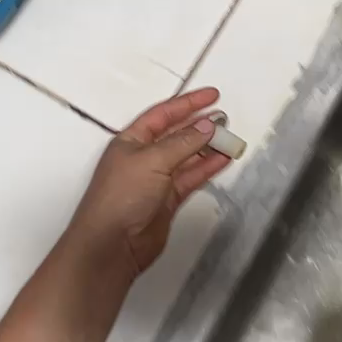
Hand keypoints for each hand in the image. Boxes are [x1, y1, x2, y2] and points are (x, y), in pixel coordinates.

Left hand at [64, 88, 228, 277]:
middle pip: (176, 134)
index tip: (211, 96)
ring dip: (208, 146)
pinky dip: (207, 168)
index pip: (163, 114)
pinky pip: (191, 177)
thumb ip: (182, 142)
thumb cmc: (117, 199)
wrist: (112, 245)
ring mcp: (155, 179)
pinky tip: (221, 160)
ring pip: (187, 156)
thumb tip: (205, 126)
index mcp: (131, 140)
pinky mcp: (167, 200)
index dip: (187, 103)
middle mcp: (143, 157)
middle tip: (224, 118)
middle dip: (200, 124)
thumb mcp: (151, 161)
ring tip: (229, 138)